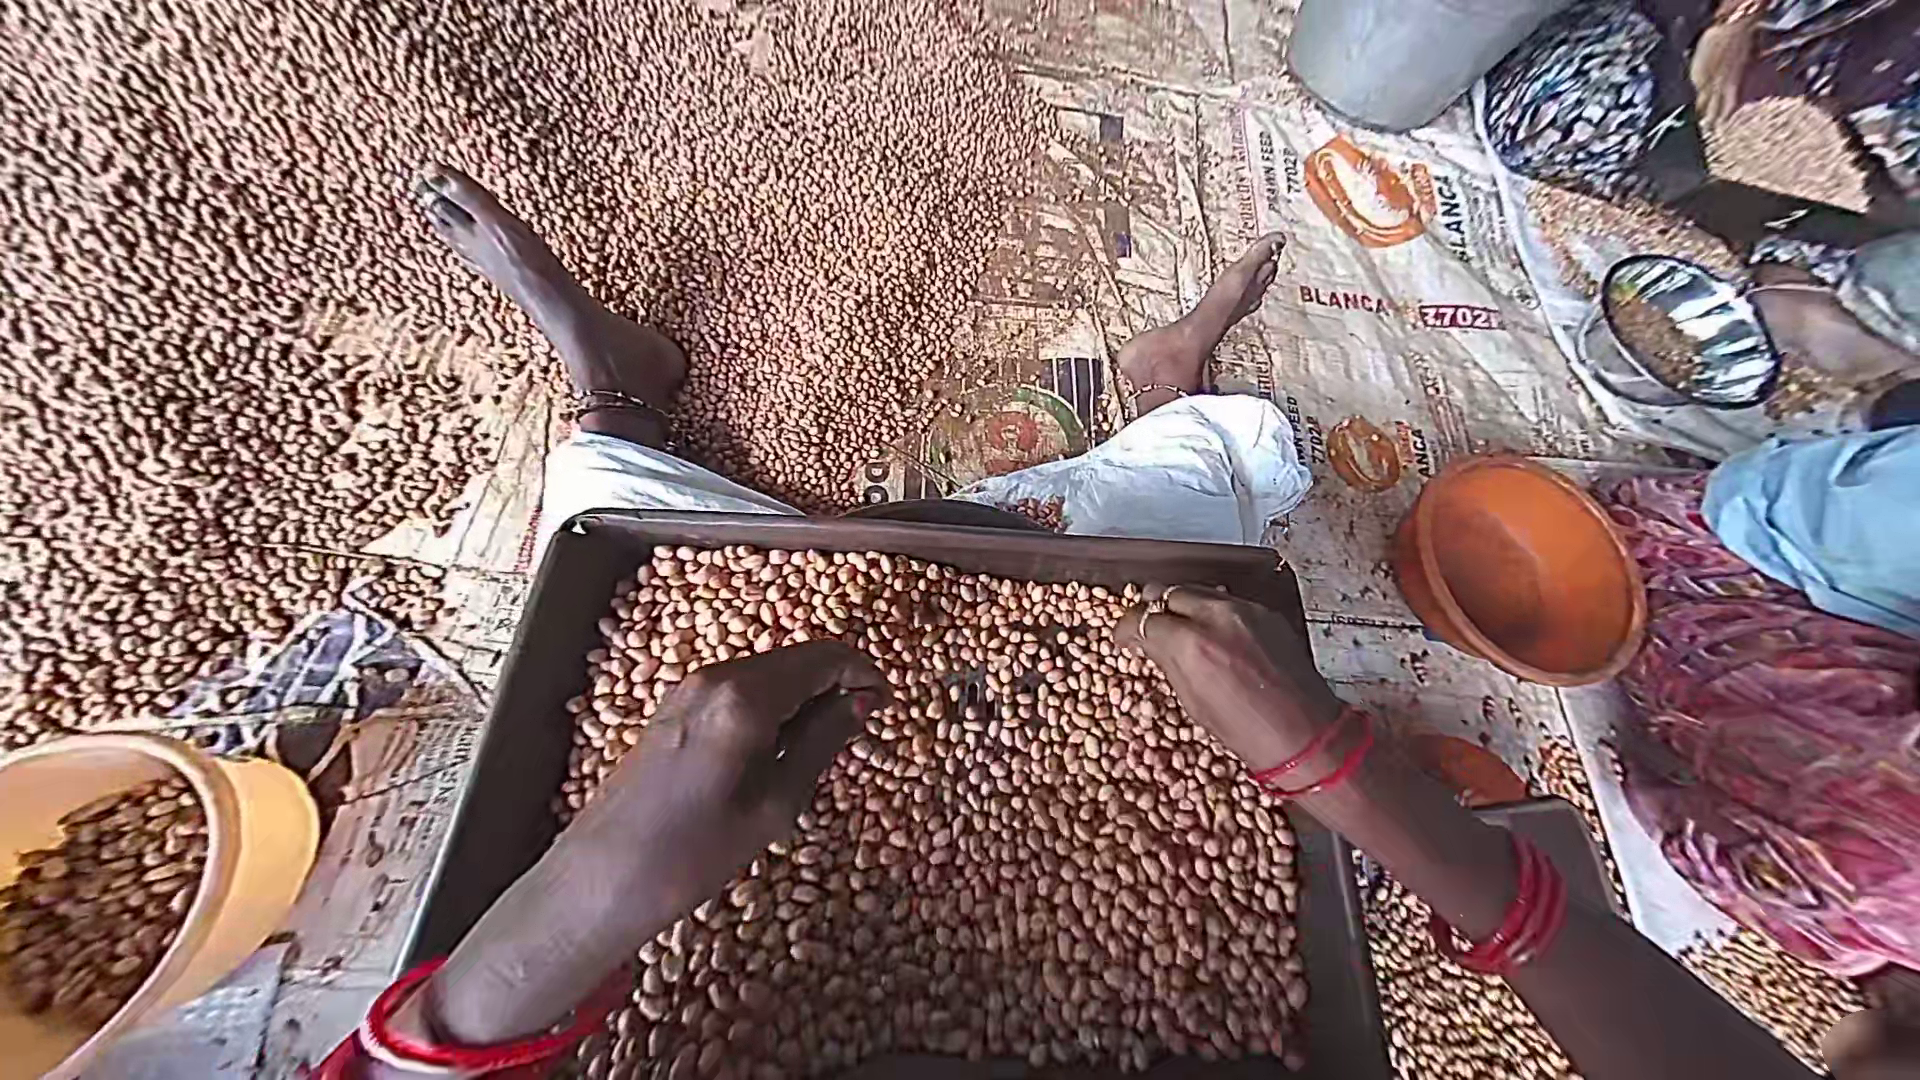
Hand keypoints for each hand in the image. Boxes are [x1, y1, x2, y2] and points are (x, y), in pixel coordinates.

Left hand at [567, 639, 889, 916]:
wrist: (597, 882)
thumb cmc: (695, 852)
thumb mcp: (777, 801)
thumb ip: (824, 739)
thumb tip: (864, 701)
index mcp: (746, 695)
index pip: (826, 657)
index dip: (864, 674)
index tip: (884, 705)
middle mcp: (719, 675)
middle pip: (800, 658)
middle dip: (838, 683)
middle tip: (860, 728)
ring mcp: (694, 685)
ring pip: (774, 670)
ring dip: (808, 694)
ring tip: (822, 744)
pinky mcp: (680, 702)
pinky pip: (745, 686)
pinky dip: (777, 702)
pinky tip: (780, 744)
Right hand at [1113, 585, 1342, 774]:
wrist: (1304, 734)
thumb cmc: (1243, 729)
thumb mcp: (1190, 698)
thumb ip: (1165, 658)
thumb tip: (1147, 639)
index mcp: (1190, 644)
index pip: (1142, 618)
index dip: (1126, 628)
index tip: (1124, 636)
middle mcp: (1216, 617)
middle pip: (1166, 592)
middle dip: (1151, 609)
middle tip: (1147, 627)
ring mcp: (1244, 610)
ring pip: (1195, 590)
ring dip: (1179, 605)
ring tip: (1176, 626)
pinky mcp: (1264, 611)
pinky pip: (1224, 600)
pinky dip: (1208, 610)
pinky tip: (1209, 631)